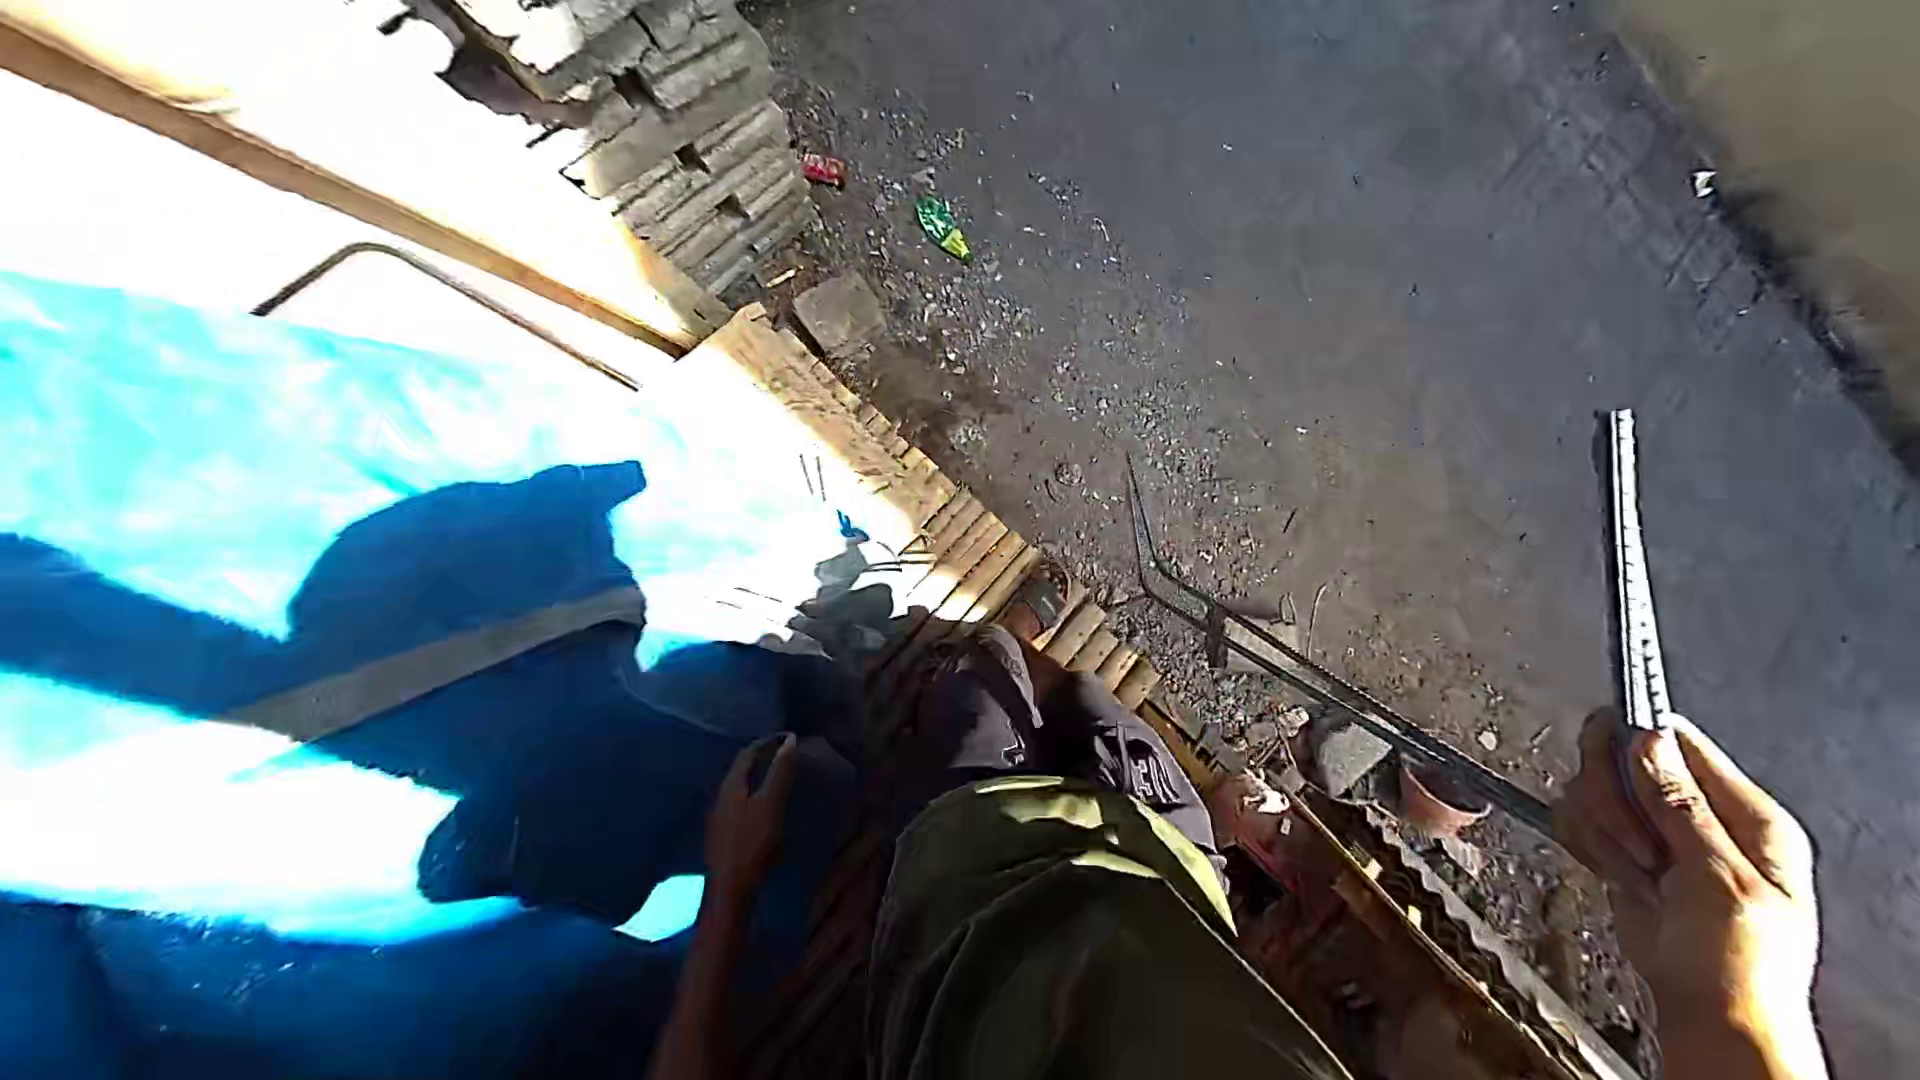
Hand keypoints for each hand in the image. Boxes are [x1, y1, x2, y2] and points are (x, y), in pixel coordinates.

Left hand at [704, 733, 799, 908]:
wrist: (731, 891)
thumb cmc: (753, 843)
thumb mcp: (771, 804)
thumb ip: (780, 772)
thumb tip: (789, 741)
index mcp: (731, 786)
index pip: (748, 753)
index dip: (767, 742)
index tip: (788, 737)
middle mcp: (721, 797)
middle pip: (742, 769)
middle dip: (763, 758)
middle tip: (786, 754)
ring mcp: (720, 817)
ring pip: (741, 787)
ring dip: (760, 777)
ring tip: (780, 777)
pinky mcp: (724, 835)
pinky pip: (741, 803)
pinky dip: (757, 795)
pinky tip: (767, 806)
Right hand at [1555, 711, 1826, 1078]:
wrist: (1702, 1003)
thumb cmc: (1737, 959)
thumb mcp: (1719, 880)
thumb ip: (1680, 807)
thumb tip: (1649, 740)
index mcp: (1743, 815)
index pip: (1671, 740)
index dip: (1630, 742)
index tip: (1604, 756)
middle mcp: (1694, 812)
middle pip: (1614, 758)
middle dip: (1609, 801)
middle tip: (1634, 840)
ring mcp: (1653, 826)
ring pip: (1586, 789)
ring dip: (1598, 831)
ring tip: (1635, 871)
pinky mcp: (1618, 841)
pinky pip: (1574, 816)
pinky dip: (1584, 843)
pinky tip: (1615, 871)